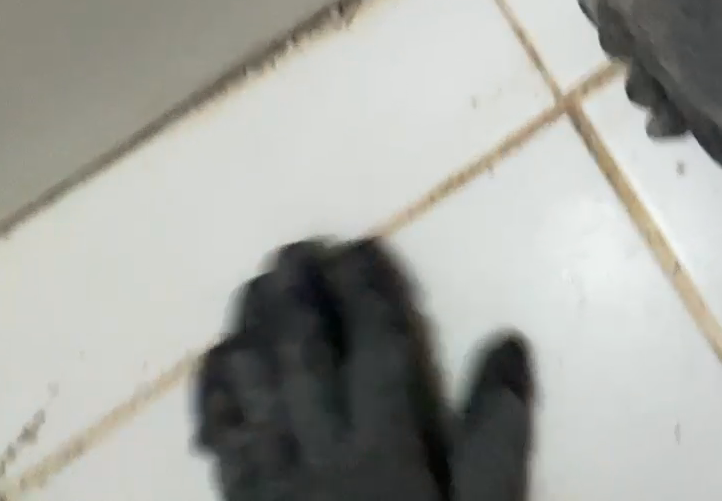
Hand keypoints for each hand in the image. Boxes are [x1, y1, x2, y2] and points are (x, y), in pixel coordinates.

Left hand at [194, 239, 534, 500]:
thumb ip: (497, 435)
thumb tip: (507, 341)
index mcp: (384, 453)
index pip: (378, 351)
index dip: (369, 293)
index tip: (358, 246)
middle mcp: (321, 462)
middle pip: (307, 364)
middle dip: (299, 302)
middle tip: (290, 251)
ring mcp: (273, 496)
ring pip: (257, 399)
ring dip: (252, 337)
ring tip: (249, 290)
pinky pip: (224, 453)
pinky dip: (217, 404)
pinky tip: (214, 372)